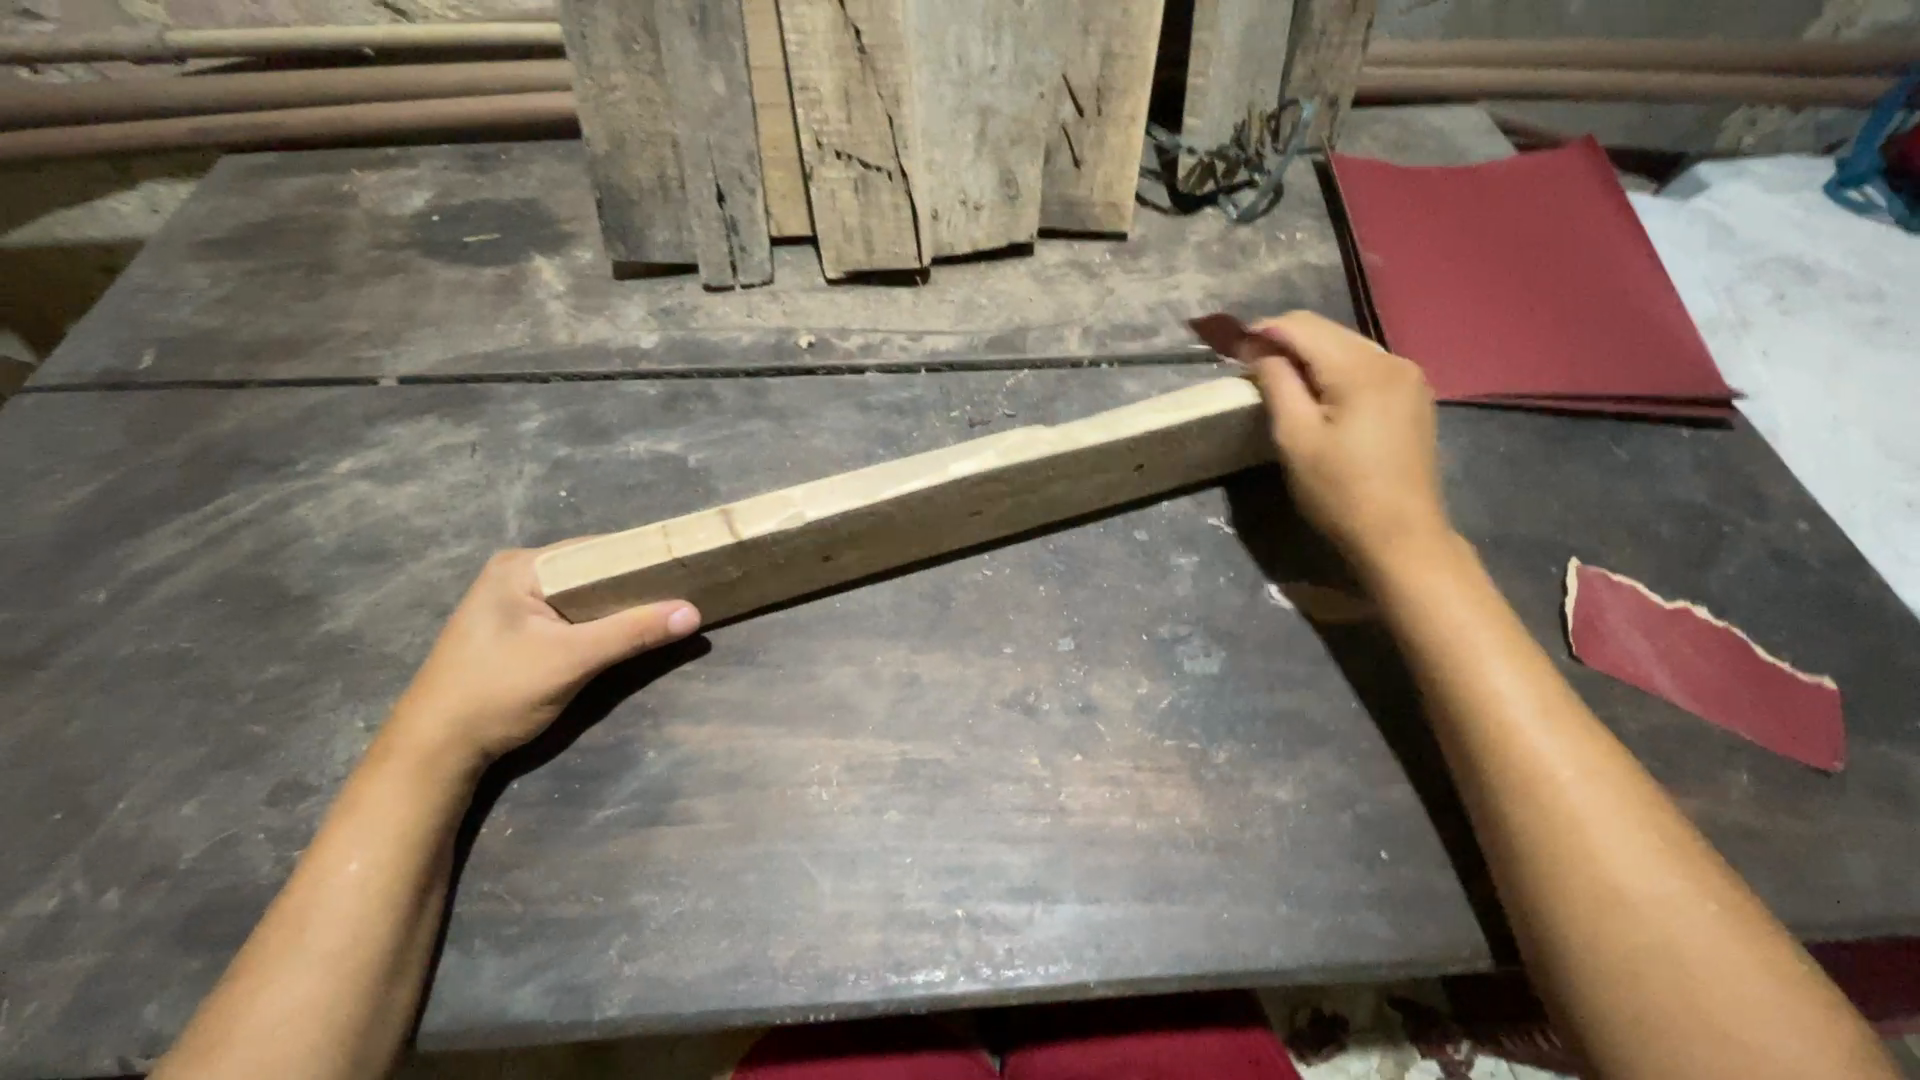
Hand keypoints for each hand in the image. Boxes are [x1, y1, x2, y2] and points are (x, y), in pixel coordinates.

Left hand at [383, 543, 700, 770]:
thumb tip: (693, 612)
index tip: (689, 570)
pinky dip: (603, 625)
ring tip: (669, 611)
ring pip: (586, 598)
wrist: (436, 750)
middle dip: (636, 587)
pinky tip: (631, 634)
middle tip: (687, 593)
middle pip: (593, 572)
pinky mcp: (521, 632)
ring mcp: (517, 604)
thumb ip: (632, 632)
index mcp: (522, 566)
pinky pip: (574, 617)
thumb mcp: (572, 659)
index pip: (598, 549)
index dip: (644, 559)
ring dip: (622, 609)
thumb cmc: (497, 692)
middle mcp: (518, 575)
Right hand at [1243, 311, 1453, 572]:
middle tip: (1248, 366)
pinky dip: (1335, 371)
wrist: (1401, 536)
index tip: (1230, 348)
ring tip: (1278, 381)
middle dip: (1285, 342)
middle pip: (1327, 331)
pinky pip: (1366, 366)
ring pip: (1347, 346)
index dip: (1261, 331)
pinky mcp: (1414, 396)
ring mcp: (1409, 377)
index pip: (1301, 326)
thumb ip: (1276, 383)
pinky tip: (1318, 395)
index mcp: (1362, 368)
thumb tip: (1256, 348)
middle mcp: (1392, 359)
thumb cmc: (1340, 492)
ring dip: (1310, 356)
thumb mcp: (1295, 438)